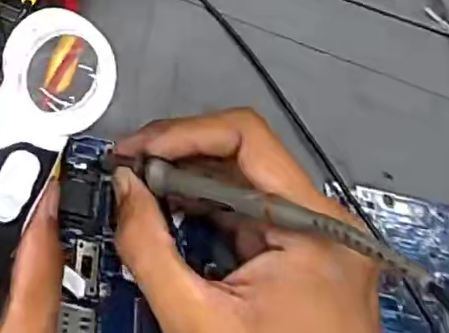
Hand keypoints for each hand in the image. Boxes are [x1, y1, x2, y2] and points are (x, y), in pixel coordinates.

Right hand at [111, 108, 382, 332]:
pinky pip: (244, 209)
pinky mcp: (300, 255)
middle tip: (133, 168)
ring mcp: (315, 239)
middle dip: (178, 158)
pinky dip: (203, 207)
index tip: (142, 148)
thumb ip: (150, 249)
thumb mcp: (199, 323)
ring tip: (144, 192)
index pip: (244, 136)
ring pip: (239, 178)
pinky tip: (171, 216)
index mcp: (317, 231)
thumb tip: (124, 190)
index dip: (184, 134)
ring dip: (186, 180)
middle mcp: (324, 225)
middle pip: (240, 153)